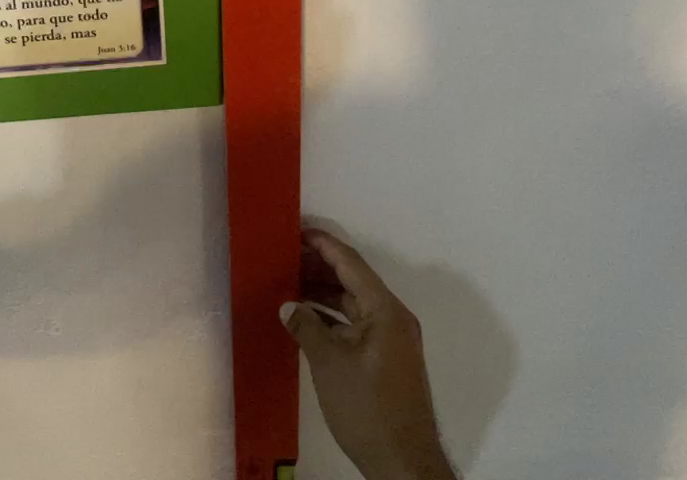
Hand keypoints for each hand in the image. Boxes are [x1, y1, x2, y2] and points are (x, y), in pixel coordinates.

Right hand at [283, 228, 456, 479]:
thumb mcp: (328, 363)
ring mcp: (391, 337)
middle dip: (318, 266)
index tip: (295, 231)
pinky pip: (355, 321)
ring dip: (323, 291)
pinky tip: (307, 317)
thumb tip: (288, 305)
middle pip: (353, 279)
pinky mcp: (386, 356)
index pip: (350, 263)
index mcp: (385, 310)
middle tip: (284, 257)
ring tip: (288, 284)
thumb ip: (306, 326)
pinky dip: (332, 314)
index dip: (322, 244)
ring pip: (353, 301)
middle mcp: (393, 317)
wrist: (402, 462)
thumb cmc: (367, 406)